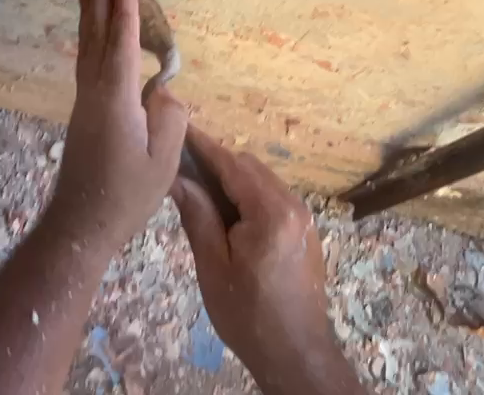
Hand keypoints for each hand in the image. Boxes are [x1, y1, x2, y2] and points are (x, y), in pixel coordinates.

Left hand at [44, 0, 189, 252]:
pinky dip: (90, 36)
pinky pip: (87, 60)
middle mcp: (94, 93)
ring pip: (86, 47)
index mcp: (116, 101)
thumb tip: (163, 91)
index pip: (121, 47)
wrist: (80, 224)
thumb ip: (169, 118)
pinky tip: (93, 33)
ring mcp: (84, 101)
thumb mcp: (163, 162)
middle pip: (94, 37)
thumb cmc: (125, 196)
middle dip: (95, 0)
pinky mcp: (82, 111)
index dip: (124, 13)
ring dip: (88, 13)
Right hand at [171, 129, 361, 394]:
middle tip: (183, 168)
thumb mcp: (213, 267)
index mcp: (271, 211)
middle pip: (249, 166)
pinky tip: (229, 212)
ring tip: (202, 191)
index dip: (203, 146)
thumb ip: (197, 216)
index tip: (180, 128)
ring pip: (262, 179)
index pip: (231, 164)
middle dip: (217, 163)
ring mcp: (304, 215)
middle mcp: (293, 204)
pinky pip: (273, 195)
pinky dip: (250, 194)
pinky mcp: (306, 228)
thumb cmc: (248, 315)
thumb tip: (177, 178)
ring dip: (234, 178)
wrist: (296, 355)